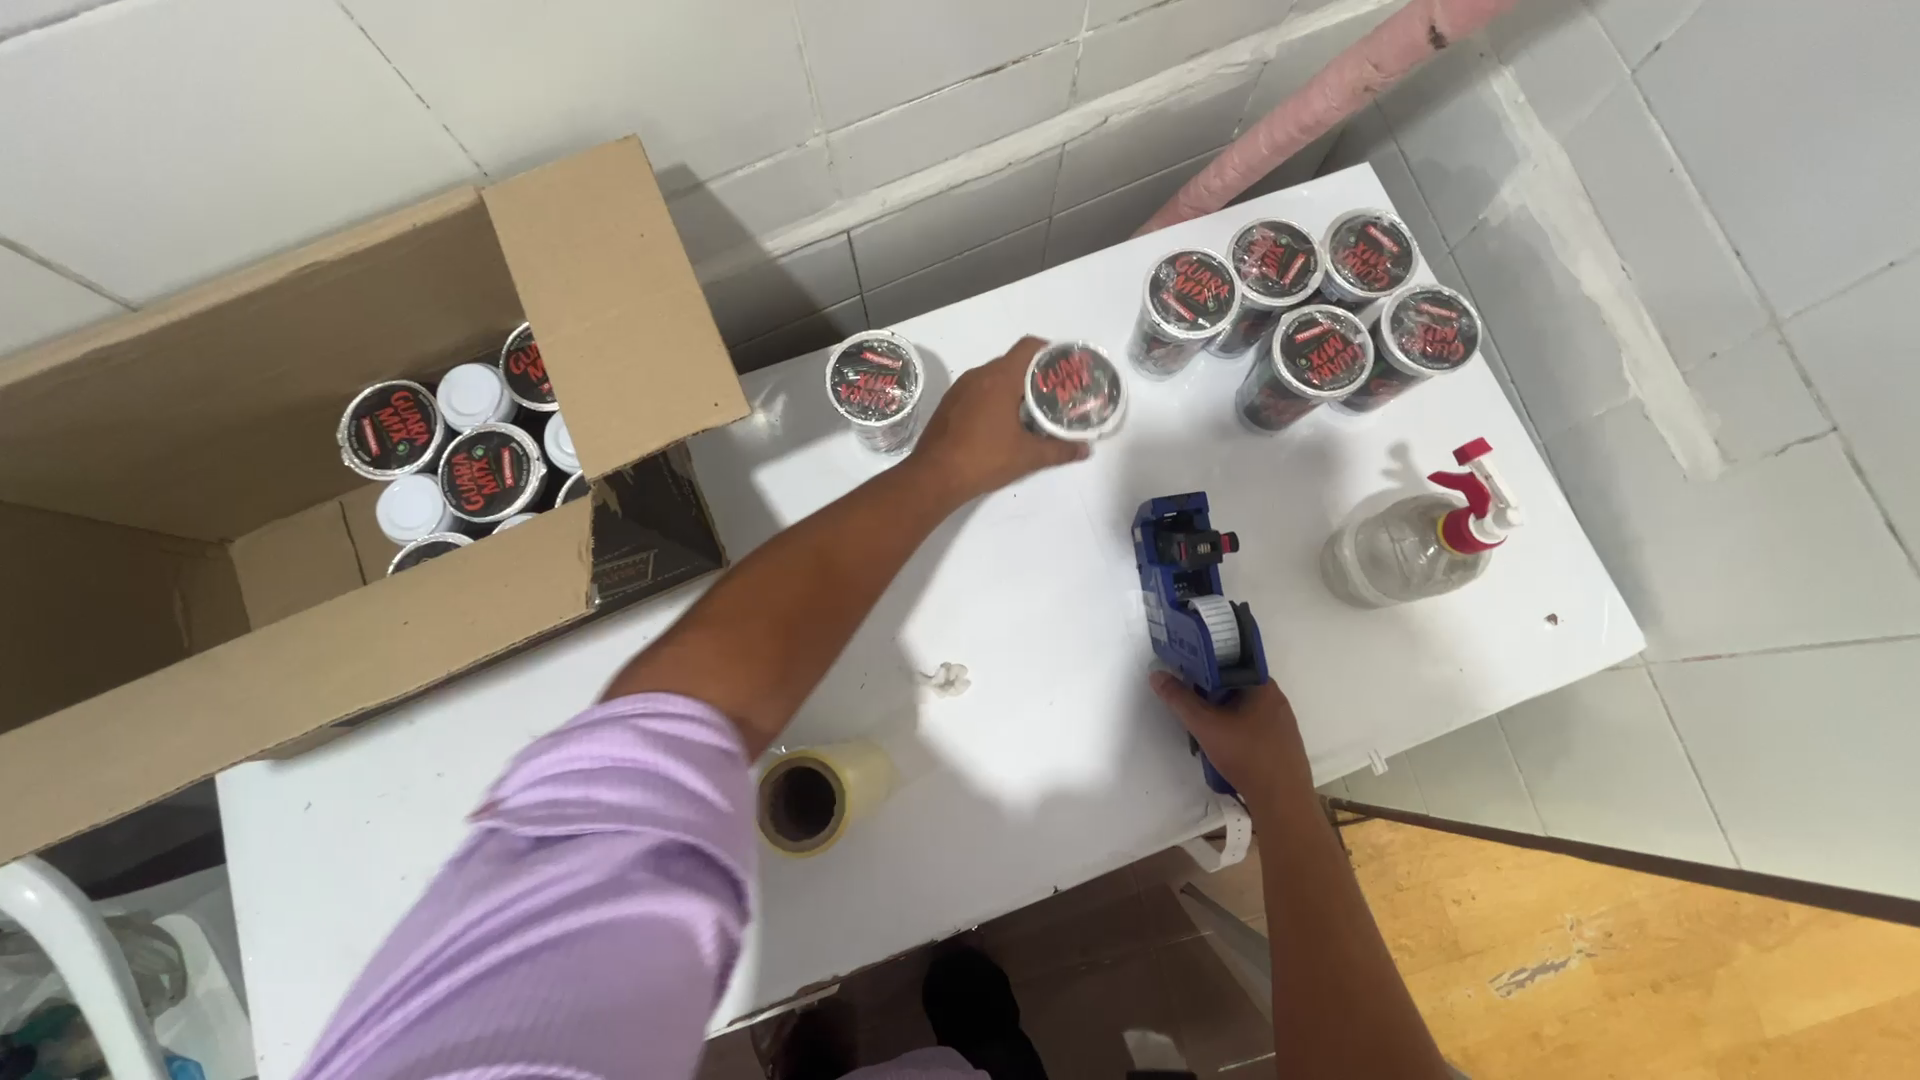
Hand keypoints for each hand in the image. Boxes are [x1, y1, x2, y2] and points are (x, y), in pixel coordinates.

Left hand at [909, 337, 1087, 501]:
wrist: (933, 477)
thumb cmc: (983, 459)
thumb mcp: (1027, 456)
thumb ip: (1059, 450)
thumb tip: (1084, 450)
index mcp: (999, 378)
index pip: (1029, 347)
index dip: (1050, 352)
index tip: (1064, 369)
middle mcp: (978, 376)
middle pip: (1013, 363)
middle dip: (1035, 377)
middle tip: (1054, 396)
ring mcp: (960, 389)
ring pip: (994, 378)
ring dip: (1014, 390)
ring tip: (1032, 411)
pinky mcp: (949, 405)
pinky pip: (978, 392)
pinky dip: (994, 400)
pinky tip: (1003, 424)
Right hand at [1149, 672, 1314, 814]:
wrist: (1283, 802)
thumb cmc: (1246, 756)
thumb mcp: (1205, 725)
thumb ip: (1180, 699)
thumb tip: (1157, 675)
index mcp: (1263, 685)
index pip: (1230, 662)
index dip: (1205, 665)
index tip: (1185, 673)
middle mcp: (1276, 698)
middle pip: (1235, 685)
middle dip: (1210, 692)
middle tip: (1189, 701)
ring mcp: (1282, 721)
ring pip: (1244, 707)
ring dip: (1222, 712)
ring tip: (1202, 724)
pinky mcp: (1282, 742)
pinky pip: (1253, 724)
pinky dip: (1235, 727)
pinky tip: (1223, 743)